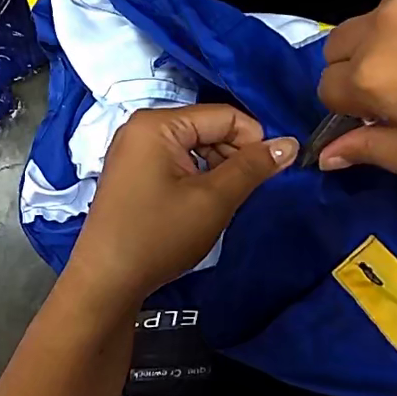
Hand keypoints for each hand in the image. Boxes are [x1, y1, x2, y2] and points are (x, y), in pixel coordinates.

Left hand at [64, 104, 296, 310]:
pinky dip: (195, 176)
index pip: (224, 115)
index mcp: (157, 123)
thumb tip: (290, 143)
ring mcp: (133, 147)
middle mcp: (141, 126)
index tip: (268, 174)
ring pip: (193, 144)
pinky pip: (175, 158)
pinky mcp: (131, 169)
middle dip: (233, 155)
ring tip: (219, 202)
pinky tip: (199, 203)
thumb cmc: (158, 236)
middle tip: (240, 193)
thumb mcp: (213, 200)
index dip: (253, 142)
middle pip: (207, 127)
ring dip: (215, 168)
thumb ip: (252, 167)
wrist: (107, 279)